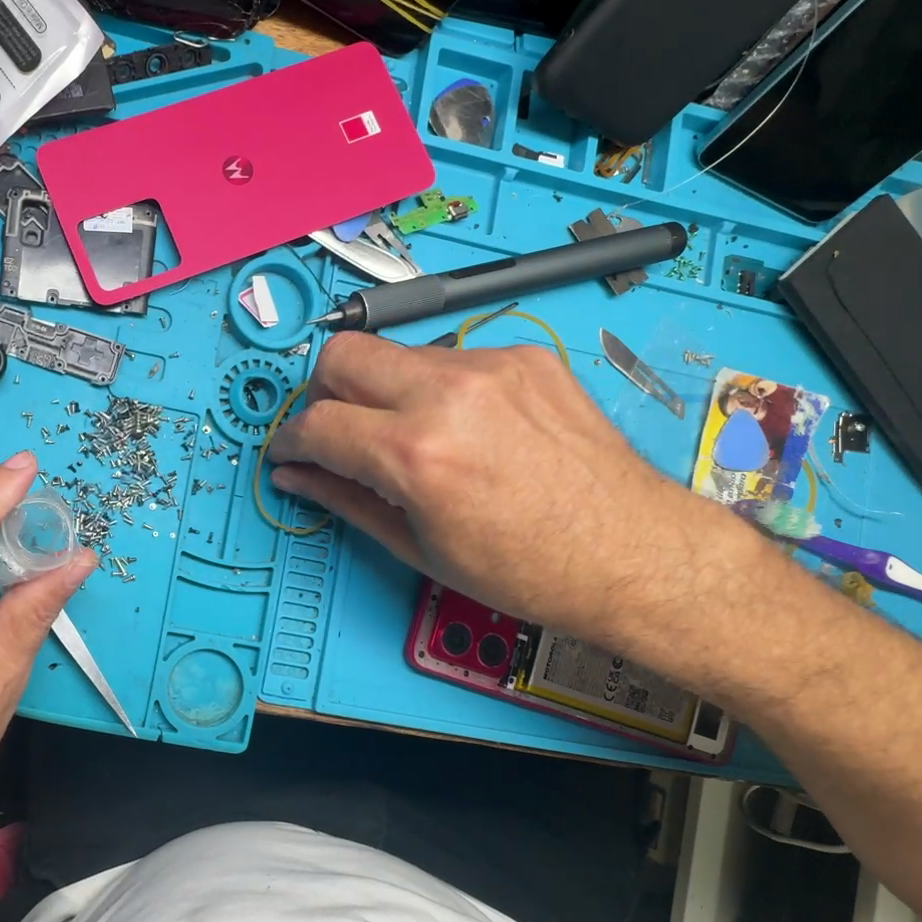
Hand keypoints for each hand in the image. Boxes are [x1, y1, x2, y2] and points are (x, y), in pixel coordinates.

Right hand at [266, 332, 720, 638]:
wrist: (632, 554)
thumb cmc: (530, 568)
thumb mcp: (415, 546)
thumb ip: (343, 499)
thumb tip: (297, 477)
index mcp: (416, 454)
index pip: (315, 421)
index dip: (289, 440)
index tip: (291, 451)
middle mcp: (450, 395)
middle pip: (342, 354)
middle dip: (323, 393)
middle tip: (336, 431)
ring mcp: (492, 367)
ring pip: (395, 352)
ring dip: (381, 389)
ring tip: (405, 436)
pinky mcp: (526, 357)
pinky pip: (450, 356)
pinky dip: (434, 387)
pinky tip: (458, 427)